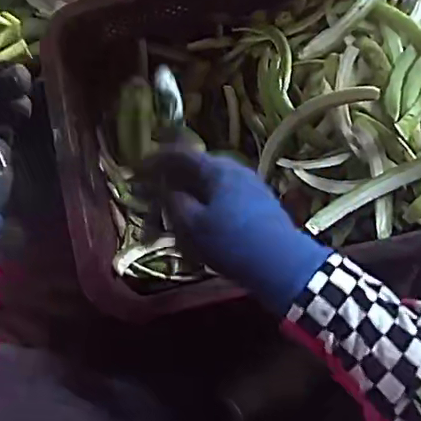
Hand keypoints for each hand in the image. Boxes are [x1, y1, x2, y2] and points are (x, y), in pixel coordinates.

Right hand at [138, 148, 330, 309]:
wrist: (283, 266)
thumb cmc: (233, 242)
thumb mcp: (193, 224)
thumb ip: (174, 201)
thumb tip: (164, 189)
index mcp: (218, 169)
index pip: (180, 154)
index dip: (155, 160)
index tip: (136, 169)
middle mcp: (235, 170)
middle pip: (195, 169)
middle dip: (171, 180)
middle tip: (151, 194)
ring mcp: (250, 186)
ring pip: (209, 185)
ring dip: (188, 195)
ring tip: (172, 213)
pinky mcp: (258, 205)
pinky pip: (222, 197)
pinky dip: (204, 205)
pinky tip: (197, 224)